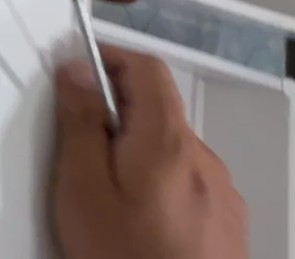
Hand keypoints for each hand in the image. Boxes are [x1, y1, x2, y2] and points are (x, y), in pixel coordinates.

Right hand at [53, 44, 246, 258]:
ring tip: (94, 174)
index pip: (147, 70)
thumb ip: (80, 118)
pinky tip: (127, 202)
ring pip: (167, 142)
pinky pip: (183, 172)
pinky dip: (149, 168)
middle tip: (69, 131)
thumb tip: (77, 70)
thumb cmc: (120, 248)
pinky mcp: (226, 220)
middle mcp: (206, 162)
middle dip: (110, 106)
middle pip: (156, 107)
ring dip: (128, 140)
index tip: (70, 65)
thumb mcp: (81, 178)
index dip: (106, 55)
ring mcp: (223, 194)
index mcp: (170, 145)